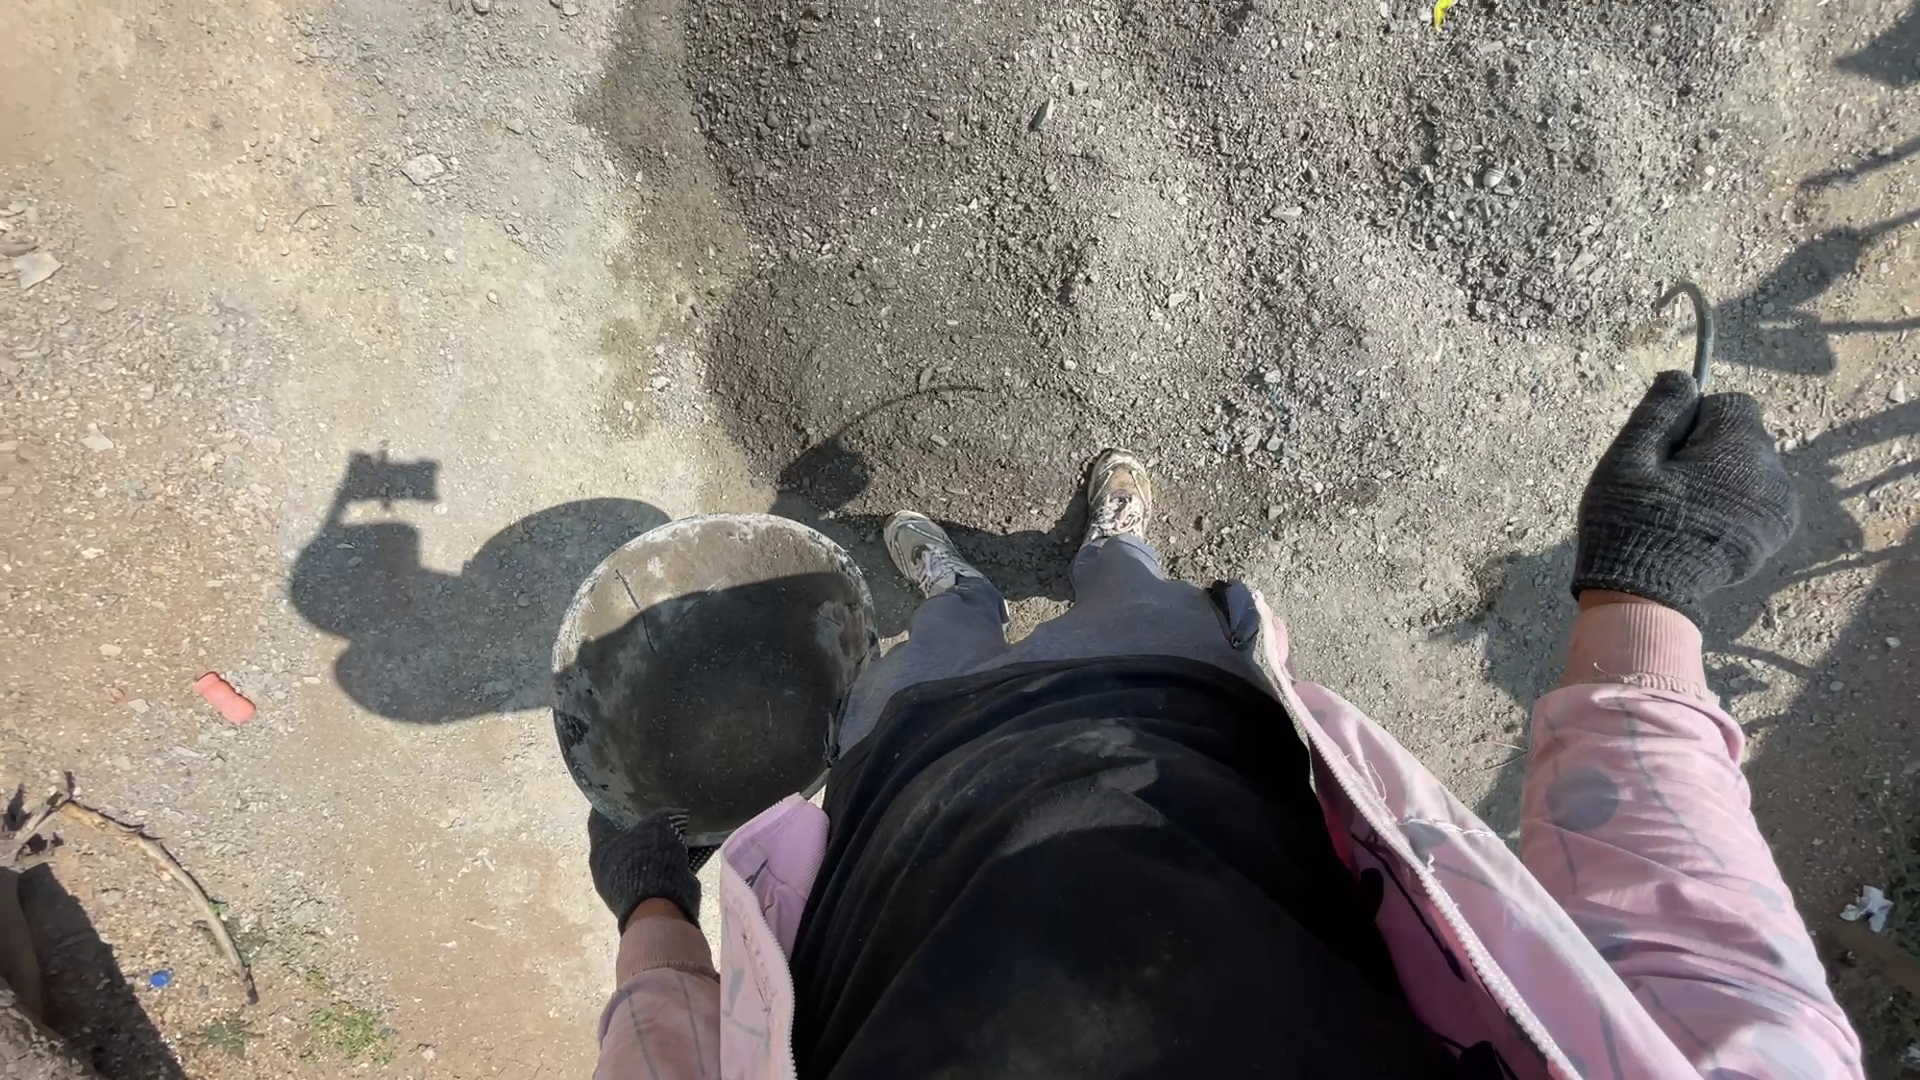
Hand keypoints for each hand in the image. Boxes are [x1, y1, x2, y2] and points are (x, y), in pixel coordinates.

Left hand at [587, 808, 701, 929]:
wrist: (660, 906)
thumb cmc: (650, 860)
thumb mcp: (659, 825)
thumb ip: (662, 815)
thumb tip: (673, 815)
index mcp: (600, 847)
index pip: (599, 818)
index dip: (611, 803)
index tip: (625, 791)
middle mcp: (604, 866)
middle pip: (618, 838)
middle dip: (636, 824)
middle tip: (655, 808)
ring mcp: (620, 885)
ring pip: (636, 855)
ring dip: (651, 844)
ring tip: (673, 827)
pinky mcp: (638, 896)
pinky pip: (649, 870)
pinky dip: (661, 860)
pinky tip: (679, 850)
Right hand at [1572, 370, 1796, 624]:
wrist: (1645, 591)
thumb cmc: (1628, 521)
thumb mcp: (1626, 463)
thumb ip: (1657, 416)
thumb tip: (1679, 376)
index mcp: (1739, 449)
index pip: (1728, 404)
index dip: (1688, 420)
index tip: (1656, 451)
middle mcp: (1775, 472)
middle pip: (1739, 437)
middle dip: (1702, 450)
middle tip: (1656, 483)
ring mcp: (1781, 506)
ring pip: (1746, 469)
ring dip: (1714, 477)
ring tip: (1673, 507)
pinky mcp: (1775, 532)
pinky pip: (1753, 498)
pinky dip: (1726, 503)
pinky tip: (1692, 524)